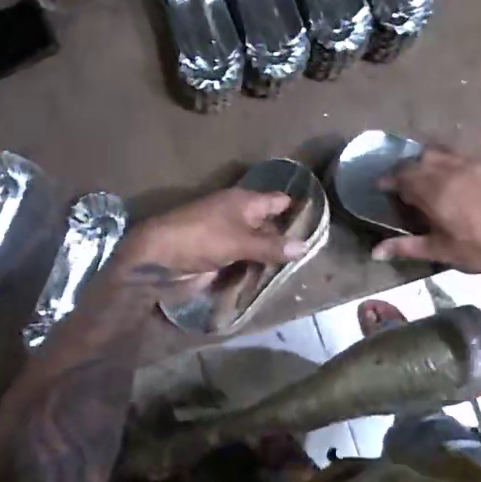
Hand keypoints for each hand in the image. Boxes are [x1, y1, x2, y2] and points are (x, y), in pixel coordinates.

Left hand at [116, 189, 305, 280]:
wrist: (159, 259)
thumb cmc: (200, 238)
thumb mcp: (240, 241)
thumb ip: (272, 246)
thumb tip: (305, 246)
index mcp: (244, 202)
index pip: (278, 201)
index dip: (297, 209)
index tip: (321, 222)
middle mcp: (239, 217)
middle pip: (270, 226)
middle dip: (288, 239)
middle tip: (317, 254)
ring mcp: (230, 238)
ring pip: (259, 246)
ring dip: (273, 258)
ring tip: (302, 271)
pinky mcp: (221, 258)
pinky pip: (246, 262)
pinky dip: (258, 269)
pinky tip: (275, 280)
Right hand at [372, 147, 480, 273]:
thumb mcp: (441, 252)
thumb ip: (406, 247)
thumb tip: (374, 253)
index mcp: (433, 191)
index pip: (401, 176)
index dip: (387, 181)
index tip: (381, 188)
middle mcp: (447, 171)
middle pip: (415, 161)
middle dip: (403, 170)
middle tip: (399, 185)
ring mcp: (467, 164)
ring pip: (435, 151)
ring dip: (422, 160)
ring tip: (421, 175)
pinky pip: (455, 153)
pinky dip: (443, 158)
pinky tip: (447, 173)